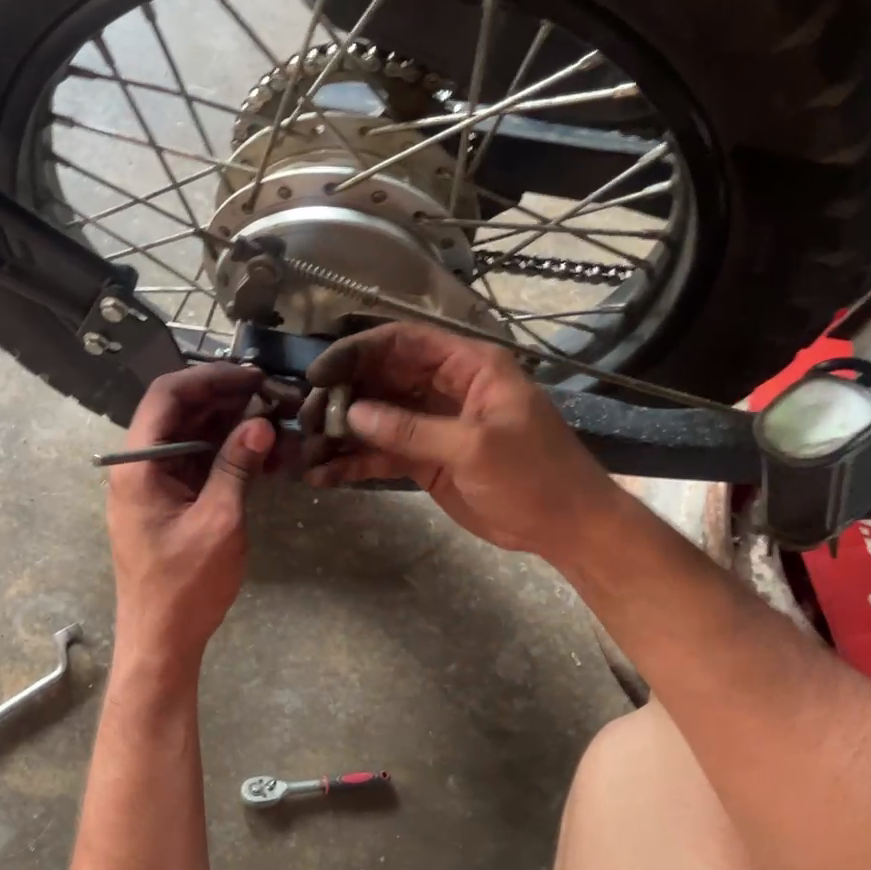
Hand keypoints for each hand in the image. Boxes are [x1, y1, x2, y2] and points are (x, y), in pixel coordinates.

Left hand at [107, 363, 274, 663]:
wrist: (161, 642)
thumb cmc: (185, 586)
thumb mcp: (219, 521)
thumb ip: (236, 466)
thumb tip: (260, 423)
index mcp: (138, 465)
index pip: (166, 396)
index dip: (209, 377)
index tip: (252, 376)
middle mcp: (139, 467)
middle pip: (179, 413)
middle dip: (225, 400)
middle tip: (273, 396)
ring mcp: (153, 486)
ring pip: (190, 438)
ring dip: (229, 427)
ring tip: (275, 421)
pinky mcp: (168, 504)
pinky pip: (195, 465)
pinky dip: (225, 456)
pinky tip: (261, 453)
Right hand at [303, 321, 616, 555]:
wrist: (565, 528)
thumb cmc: (535, 476)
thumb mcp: (476, 447)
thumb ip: (412, 429)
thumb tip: (352, 413)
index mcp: (468, 366)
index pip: (403, 342)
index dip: (358, 352)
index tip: (319, 375)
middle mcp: (445, 388)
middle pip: (381, 378)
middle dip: (341, 396)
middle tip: (306, 418)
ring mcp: (432, 425)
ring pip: (375, 417)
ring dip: (340, 432)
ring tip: (305, 450)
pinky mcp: (424, 460)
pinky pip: (381, 454)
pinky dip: (353, 462)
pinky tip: (322, 475)